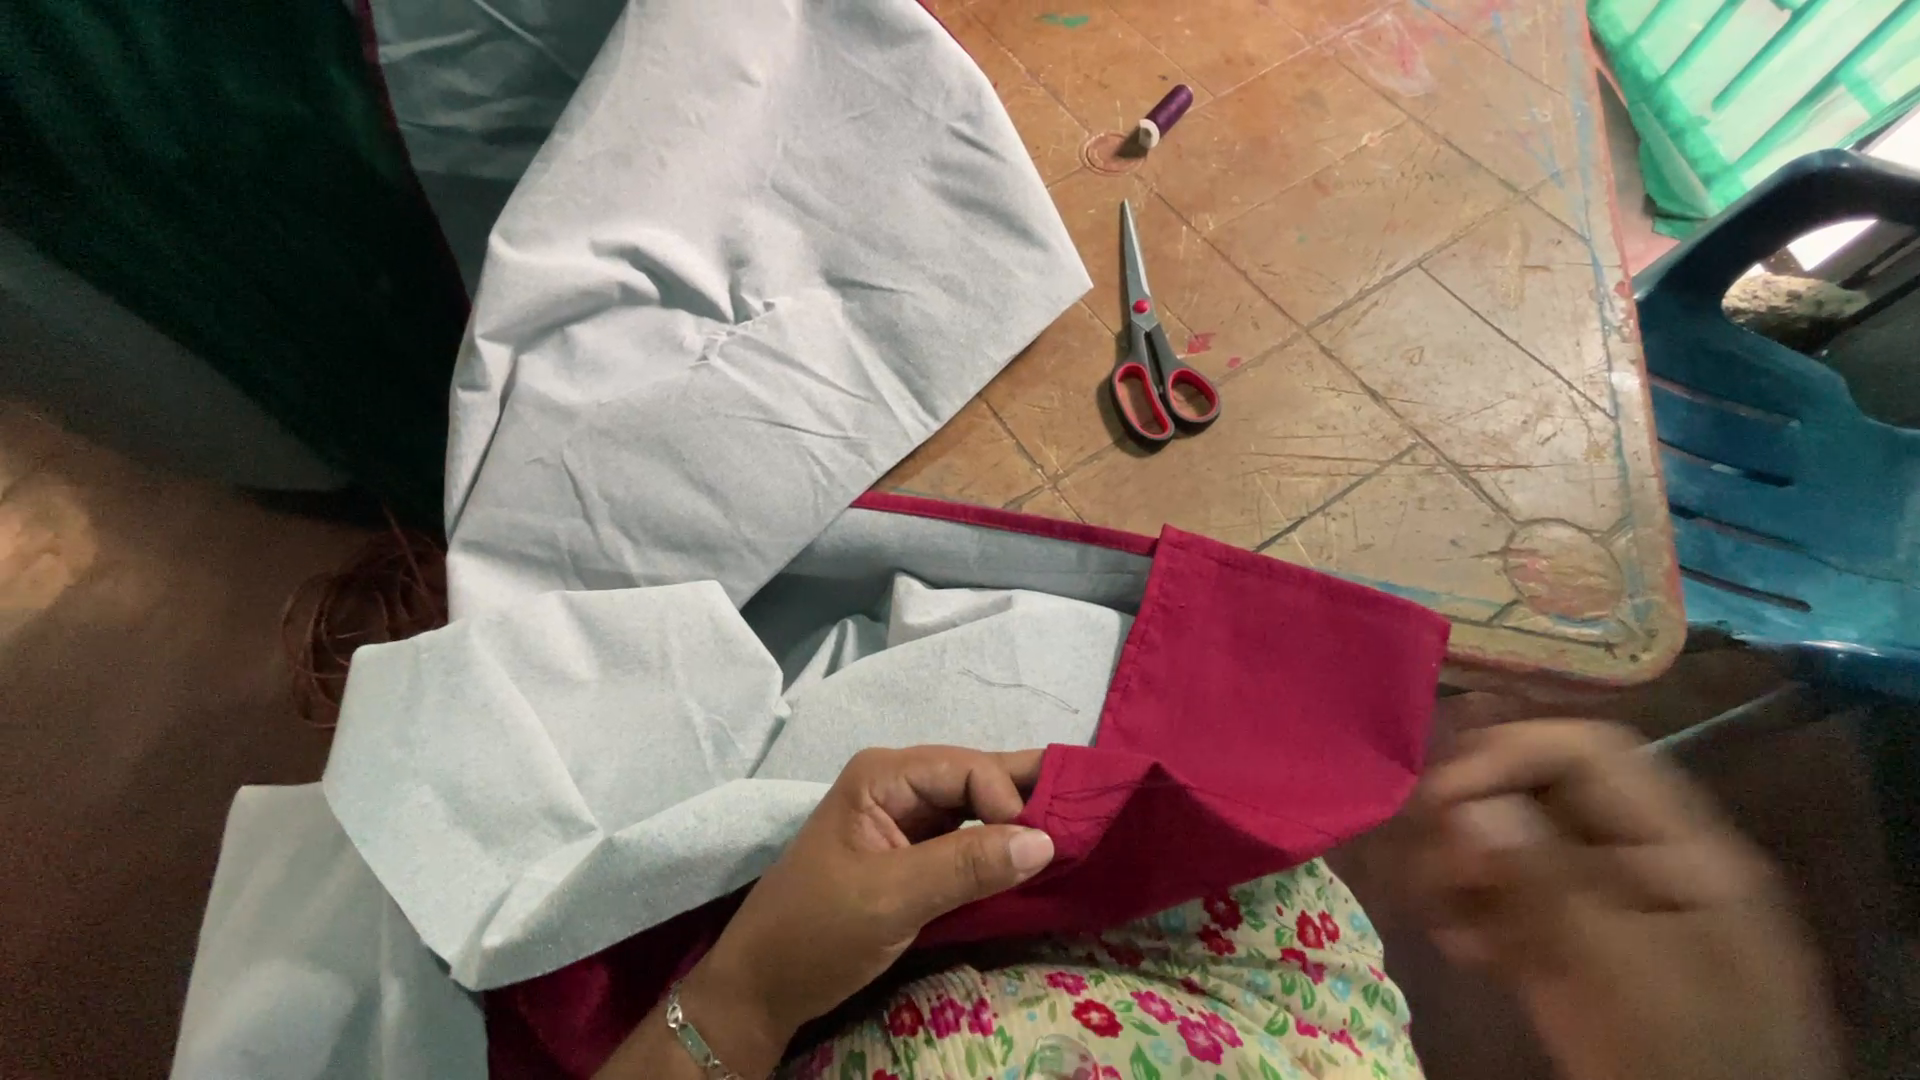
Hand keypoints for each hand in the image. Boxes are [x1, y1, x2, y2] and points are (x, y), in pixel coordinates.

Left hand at [676, 746, 1054, 1069]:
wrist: (762, 986)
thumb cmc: (815, 932)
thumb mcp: (891, 900)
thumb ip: (965, 866)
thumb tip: (1046, 840)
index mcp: (884, 774)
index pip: (967, 768)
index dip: (1008, 800)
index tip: (1039, 849)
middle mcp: (898, 782)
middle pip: (976, 776)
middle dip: (1027, 794)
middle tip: (1090, 810)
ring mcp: (905, 816)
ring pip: (976, 805)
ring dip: (1018, 820)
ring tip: (1077, 828)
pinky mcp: (912, 850)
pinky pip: (967, 836)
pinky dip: (999, 845)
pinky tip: (1035, 854)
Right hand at [1404, 720, 1839, 1079]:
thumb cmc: (1681, 1054)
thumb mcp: (1619, 965)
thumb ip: (1545, 876)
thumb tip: (1464, 801)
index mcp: (1677, 848)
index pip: (1586, 753)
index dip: (1508, 755)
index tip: (1439, 799)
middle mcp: (1634, 854)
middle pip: (1535, 790)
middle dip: (1469, 815)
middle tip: (1426, 855)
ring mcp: (1597, 894)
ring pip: (1506, 838)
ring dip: (1457, 864)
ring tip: (1433, 908)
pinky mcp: (1566, 932)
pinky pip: (1502, 890)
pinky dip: (1468, 908)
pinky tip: (1457, 945)